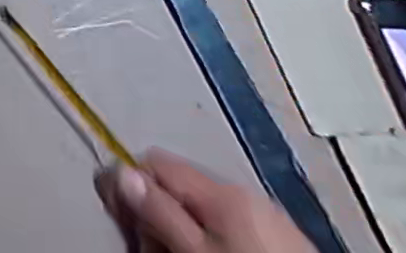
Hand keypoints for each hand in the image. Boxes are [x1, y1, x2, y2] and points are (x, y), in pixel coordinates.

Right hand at [97, 149, 317, 252]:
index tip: (122, 220)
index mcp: (221, 190)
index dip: (130, 184)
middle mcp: (244, 193)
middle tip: (151, 250)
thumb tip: (119, 169)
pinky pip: (231, 227)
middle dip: (157, 213)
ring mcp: (270, 218)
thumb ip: (158, 211)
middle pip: (177, 185)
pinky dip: (212, 240)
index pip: (153, 161)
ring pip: (203, 208)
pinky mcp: (286, 243)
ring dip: (182, 229)